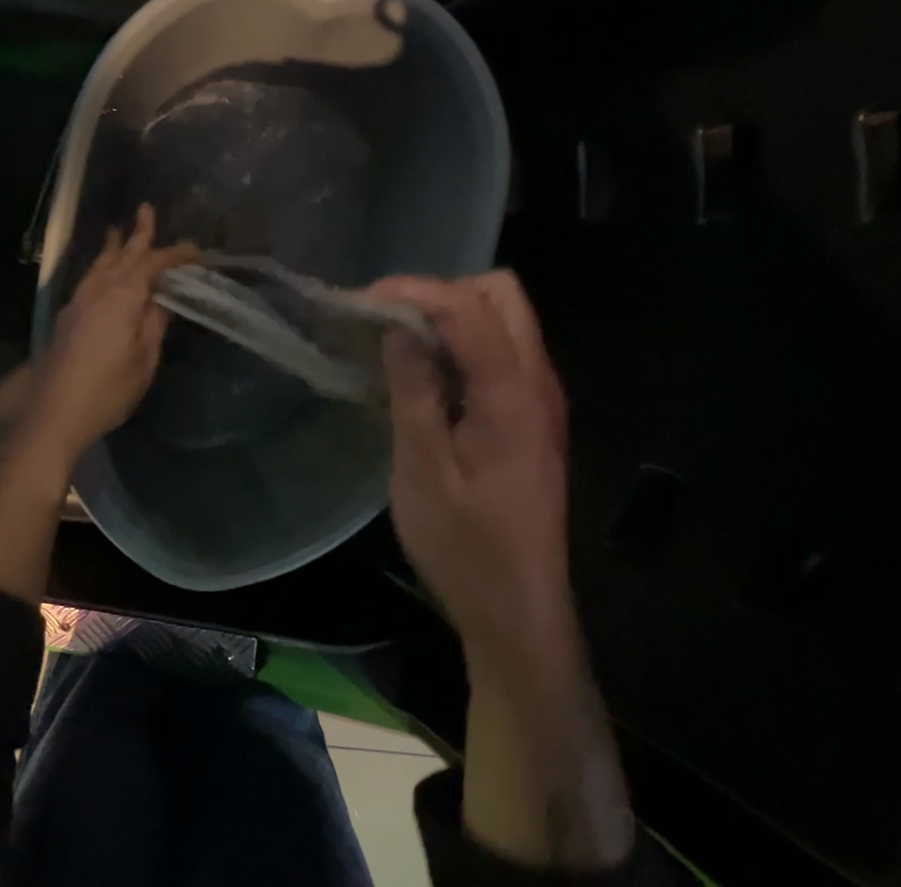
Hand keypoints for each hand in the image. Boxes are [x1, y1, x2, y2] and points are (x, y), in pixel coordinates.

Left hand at [23, 204, 198, 465]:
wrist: (55, 413)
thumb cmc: (108, 391)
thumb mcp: (144, 361)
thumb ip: (154, 325)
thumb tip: (164, 300)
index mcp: (123, 298)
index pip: (152, 264)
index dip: (174, 254)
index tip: (195, 250)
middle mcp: (98, 291)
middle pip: (122, 256)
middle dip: (138, 234)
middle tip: (146, 210)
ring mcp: (78, 302)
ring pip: (100, 265)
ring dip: (113, 248)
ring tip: (119, 231)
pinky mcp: (67, 316)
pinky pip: (89, 279)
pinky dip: (101, 267)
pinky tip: (102, 272)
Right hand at [368, 271, 573, 672]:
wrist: (517, 609)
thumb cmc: (464, 547)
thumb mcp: (423, 470)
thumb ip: (414, 390)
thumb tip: (400, 325)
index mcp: (513, 395)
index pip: (470, 307)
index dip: (415, 292)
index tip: (361, 302)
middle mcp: (537, 383)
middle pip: (501, 296)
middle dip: (440, 292)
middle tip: (385, 322)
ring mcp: (539, 399)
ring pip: (503, 320)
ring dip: (449, 316)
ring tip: (394, 346)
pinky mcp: (530, 418)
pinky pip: (498, 353)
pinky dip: (459, 345)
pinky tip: (421, 376)